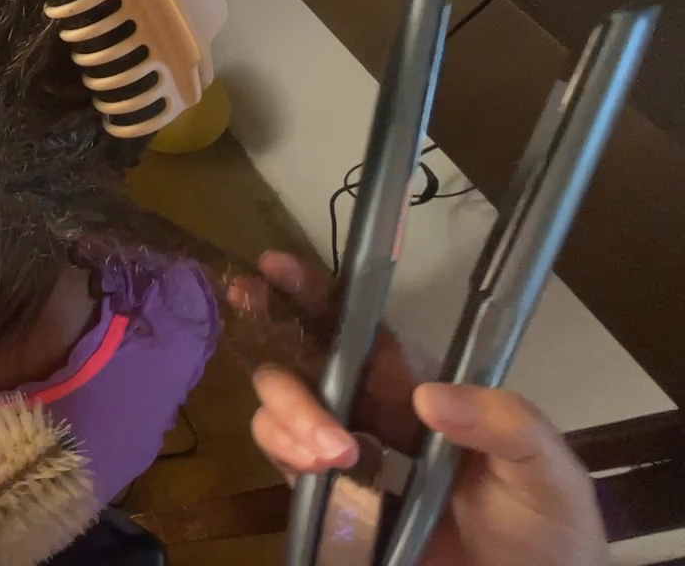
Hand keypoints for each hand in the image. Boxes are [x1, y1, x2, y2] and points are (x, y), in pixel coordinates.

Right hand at [245, 253, 605, 565]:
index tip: (274, 264)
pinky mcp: (310, 475)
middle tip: (246, 298)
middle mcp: (360, 397)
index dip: (311, 286)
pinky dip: (284, 445)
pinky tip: (315, 468)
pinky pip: (272, 441)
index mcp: (409, 381)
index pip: (354, 320)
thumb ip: (510, 429)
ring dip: (291, 408)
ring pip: (276, 390)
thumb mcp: (550, 479)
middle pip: (297, 342)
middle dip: (267, 314)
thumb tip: (428, 397)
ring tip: (335, 455)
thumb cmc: (542, 534)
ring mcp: (329, 434)